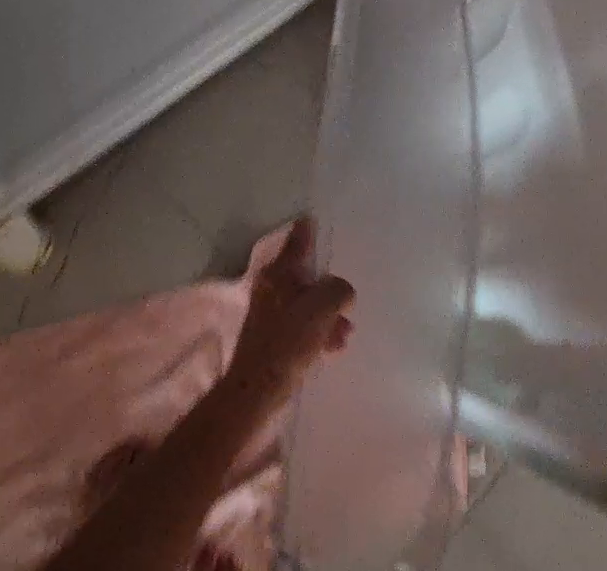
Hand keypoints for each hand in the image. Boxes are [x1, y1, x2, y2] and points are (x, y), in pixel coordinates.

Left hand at [225, 218, 354, 414]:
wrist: (258, 389)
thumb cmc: (290, 340)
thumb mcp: (323, 306)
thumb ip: (339, 289)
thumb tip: (341, 292)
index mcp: (279, 274)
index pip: (297, 243)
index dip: (306, 230)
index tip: (311, 218)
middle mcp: (272, 288)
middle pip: (307, 277)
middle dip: (330, 290)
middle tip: (347, 301)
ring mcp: (271, 314)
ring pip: (308, 304)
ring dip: (329, 315)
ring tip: (346, 334)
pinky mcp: (274, 339)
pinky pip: (304, 326)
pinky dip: (319, 332)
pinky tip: (334, 347)